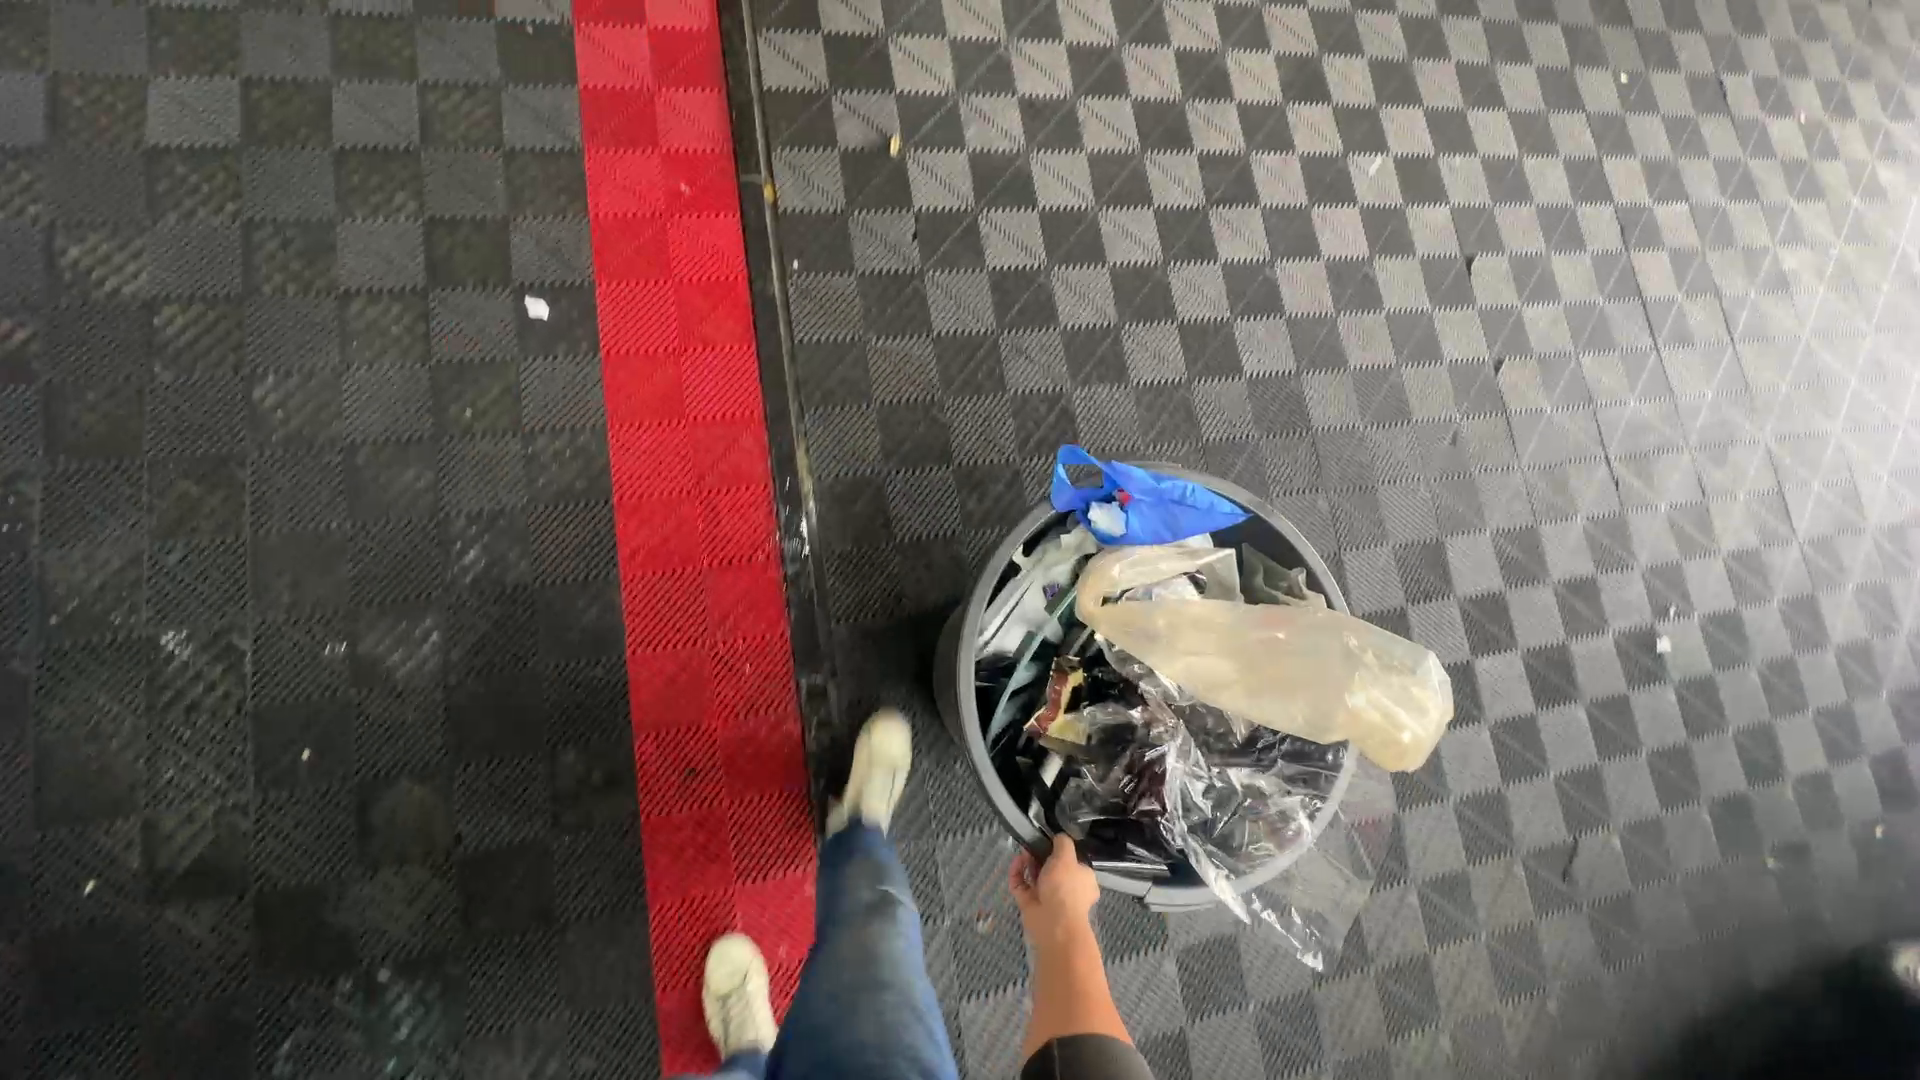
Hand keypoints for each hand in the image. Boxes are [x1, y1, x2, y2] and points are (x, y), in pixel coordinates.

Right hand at [1008, 834, 1099, 934]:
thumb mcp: (1067, 856)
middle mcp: (1066, 889)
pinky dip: (1017, 874)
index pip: (1073, 863)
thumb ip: (1063, 843)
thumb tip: (1059, 836)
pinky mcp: (1030, 903)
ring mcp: (1046, 897)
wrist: (1053, 922)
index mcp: (1082, 880)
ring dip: (1028, 862)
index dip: (1061, 852)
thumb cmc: (1065, 887)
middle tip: (1032, 845)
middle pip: (1051, 868)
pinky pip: (1021, 885)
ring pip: (1035, 876)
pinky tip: (1016, 862)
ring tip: (1023, 852)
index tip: (1049, 841)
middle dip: (1040, 855)